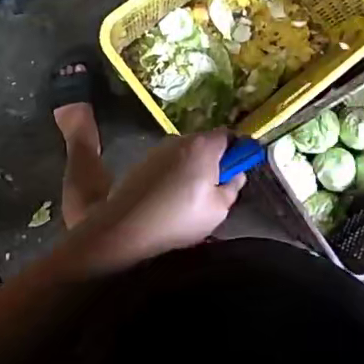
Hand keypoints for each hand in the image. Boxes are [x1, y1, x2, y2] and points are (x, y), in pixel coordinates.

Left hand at [57, 131, 244, 274]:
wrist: (125, 228)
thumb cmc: (179, 218)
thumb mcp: (219, 209)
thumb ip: (233, 186)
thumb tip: (235, 174)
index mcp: (203, 145)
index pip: (229, 135)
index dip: (237, 151)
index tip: (237, 170)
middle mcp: (179, 139)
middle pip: (205, 143)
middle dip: (214, 161)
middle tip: (215, 189)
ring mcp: (157, 149)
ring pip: (185, 154)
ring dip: (192, 168)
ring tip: (190, 198)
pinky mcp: (141, 162)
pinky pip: (168, 163)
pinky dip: (174, 174)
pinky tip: (170, 198)